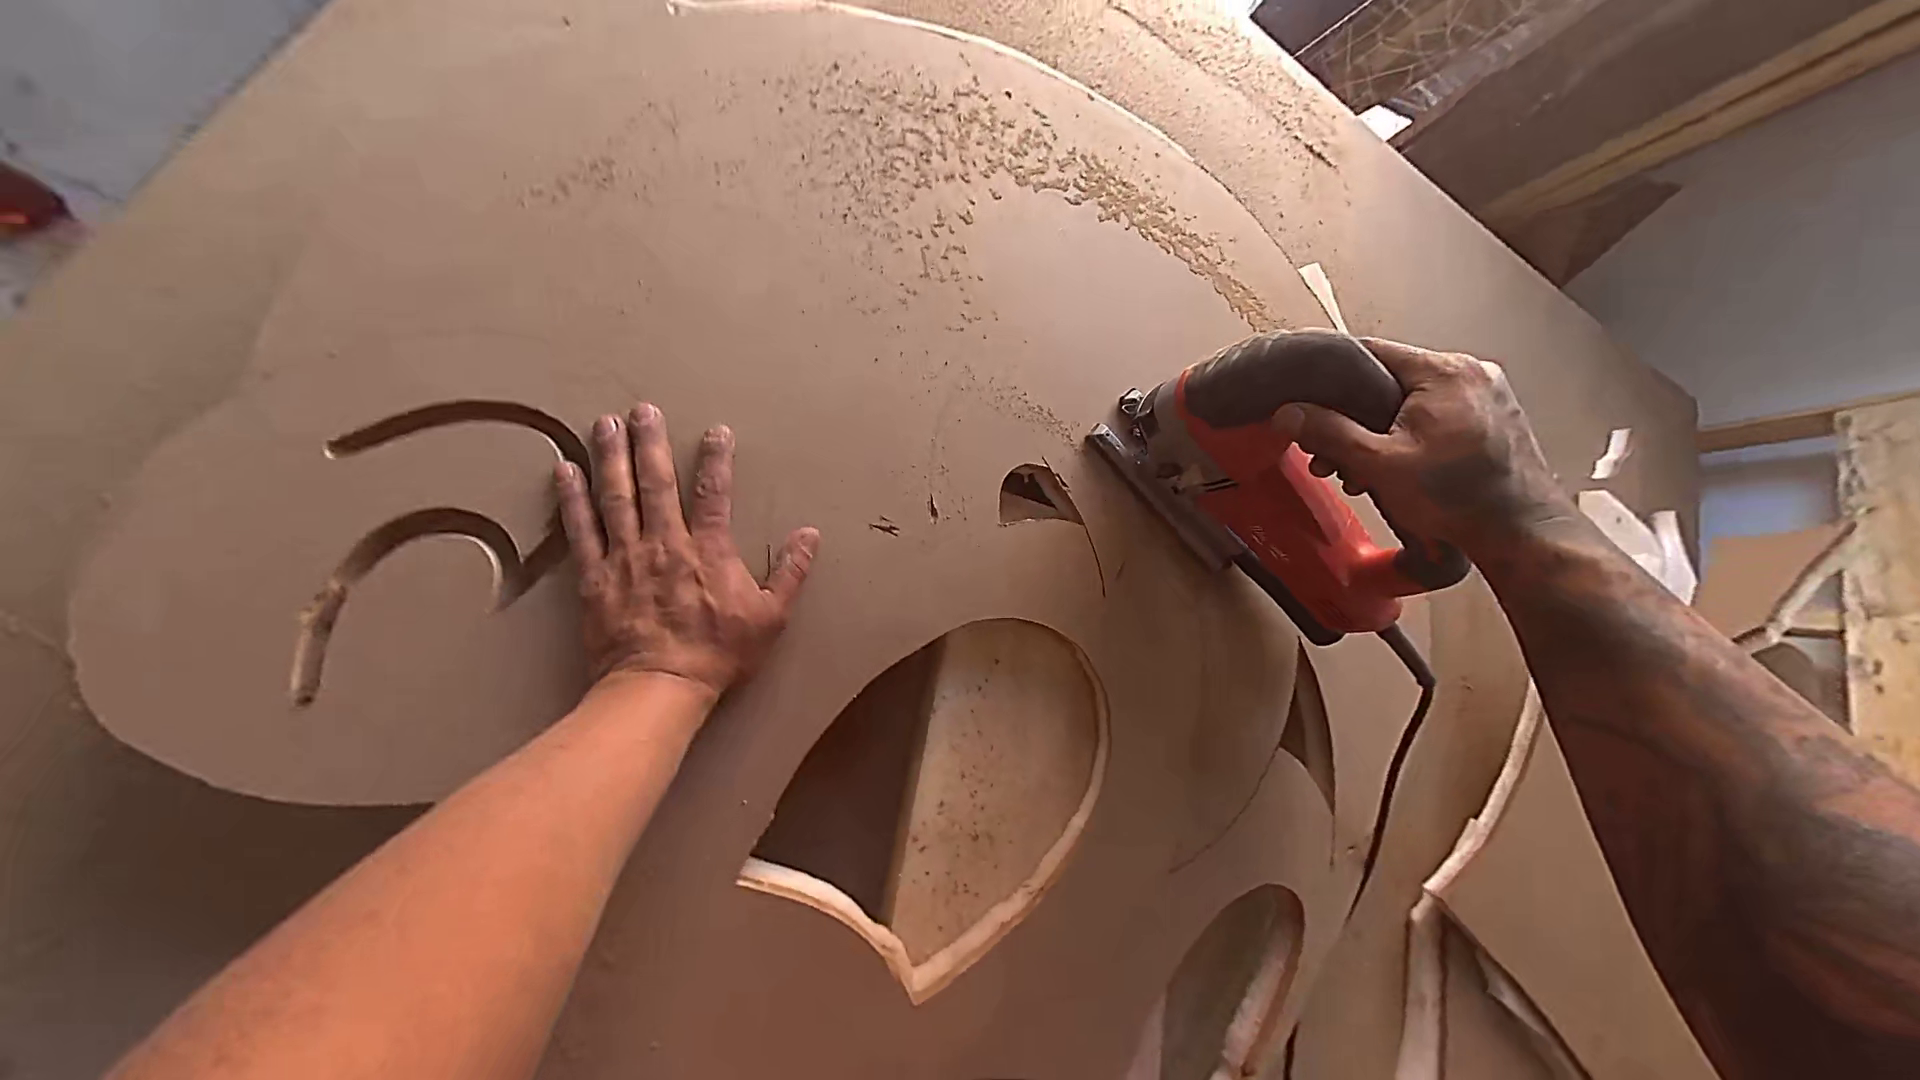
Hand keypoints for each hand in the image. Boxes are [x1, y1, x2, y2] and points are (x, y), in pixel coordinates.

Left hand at [554, 403, 819, 697]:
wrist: (660, 687)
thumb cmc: (719, 653)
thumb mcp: (770, 616)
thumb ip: (790, 572)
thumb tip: (810, 535)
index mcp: (708, 550)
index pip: (714, 493)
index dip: (716, 459)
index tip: (715, 431)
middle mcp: (665, 543)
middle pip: (656, 482)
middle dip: (651, 442)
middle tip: (643, 409)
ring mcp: (626, 557)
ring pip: (616, 497)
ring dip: (610, 457)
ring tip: (604, 423)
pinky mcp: (596, 578)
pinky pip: (581, 531)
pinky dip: (571, 499)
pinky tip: (564, 471)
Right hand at [1272, 338, 1575, 554]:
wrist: (1517, 531)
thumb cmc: (1457, 495)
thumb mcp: (1378, 462)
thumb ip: (1329, 432)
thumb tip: (1288, 412)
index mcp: (1443, 371)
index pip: (1368, 352)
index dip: (1328, 374)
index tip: (1303, 396)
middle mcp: (1468, 373)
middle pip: (1385, 381)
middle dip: (1348, 417)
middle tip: (1325, 451)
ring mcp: (1483, 395)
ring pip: (1405, 401)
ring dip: (1372, 432)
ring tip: (1354, 468)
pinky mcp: (1488, 418)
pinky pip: (1430, 415)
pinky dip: (1402, 436)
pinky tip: (1387, 467)